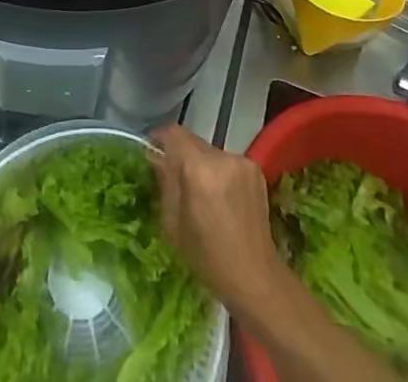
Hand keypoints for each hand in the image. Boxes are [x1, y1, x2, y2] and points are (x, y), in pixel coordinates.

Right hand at [148, 125, 286, 312]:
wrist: (252, 272)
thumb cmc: (206, 256)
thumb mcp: (173, 223)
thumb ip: (165, 182)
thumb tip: (155, 156)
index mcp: (199, 170)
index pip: (175, 135)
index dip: (160, 138)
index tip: (152, 149)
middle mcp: (223, 157)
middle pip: (194, 142)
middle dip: (181, 156)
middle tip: (173, 178)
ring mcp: (243, 161)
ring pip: (212, 153)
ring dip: (202, 165)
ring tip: (201, 193)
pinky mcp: (256, 169)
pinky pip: (229, 162)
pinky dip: (220, 172)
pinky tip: (222, 198)